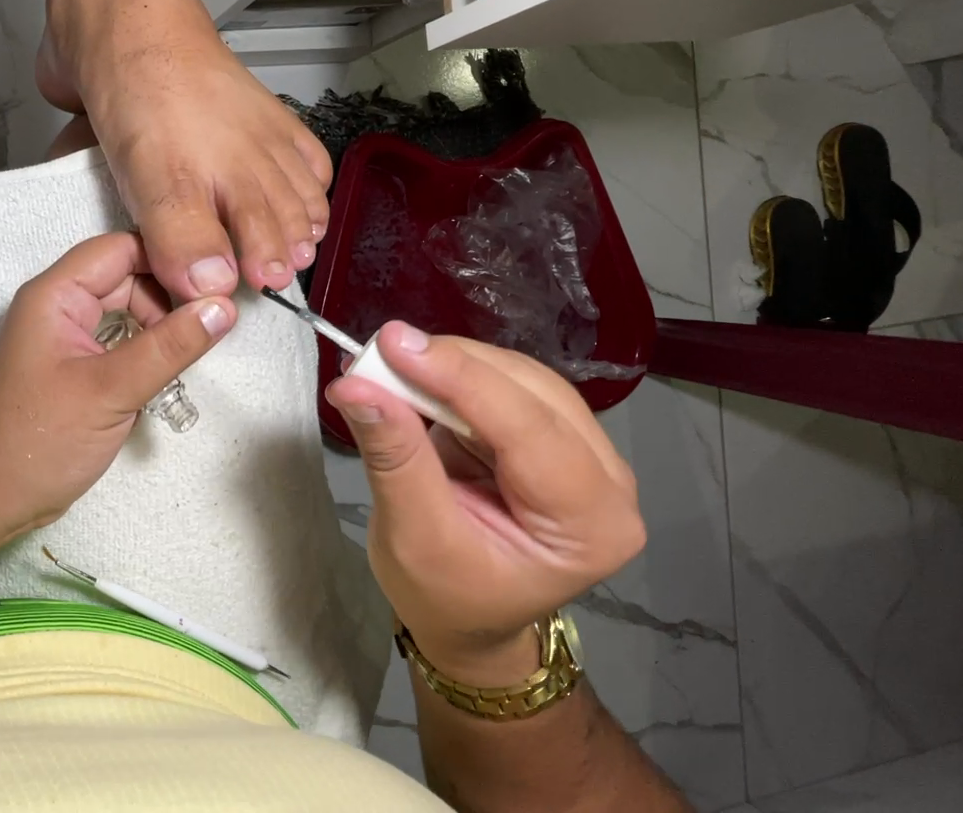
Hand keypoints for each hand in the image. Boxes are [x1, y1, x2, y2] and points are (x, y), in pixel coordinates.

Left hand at [0, 233, 233, 548]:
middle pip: (127, 275)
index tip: (216, 287)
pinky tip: (168, 371)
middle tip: (212, 327)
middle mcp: (58, 304)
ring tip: (190, 354)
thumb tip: (225, 307)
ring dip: (160, 325)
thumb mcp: (112, 389)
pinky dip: (145, 348)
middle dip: (169, 297)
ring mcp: (65, 334)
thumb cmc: (43, 439)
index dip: (170, 259)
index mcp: (55, 294)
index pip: (121, 248)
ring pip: (126, 307)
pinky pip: (118, 336)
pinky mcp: (74, 363)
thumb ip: (170, 346)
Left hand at [39, 0, 333, 301]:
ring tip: (287, 244)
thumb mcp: (155, 179)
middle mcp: (254, 155)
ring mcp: (246, 128)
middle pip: (284, 213)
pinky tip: (289, 182)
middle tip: (269, 277)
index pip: (270, 240)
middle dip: (279, 248)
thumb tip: (215, 290)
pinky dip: (293, 169)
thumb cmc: (139, 88)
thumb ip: (184, 238)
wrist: (119, 11)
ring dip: (288, 214)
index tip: (254, 290)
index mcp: (242, 179)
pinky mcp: (224, 109)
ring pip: (284, 180)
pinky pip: (281, 145)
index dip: (263, 269)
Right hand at [325, 324, 644, 683]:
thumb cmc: (444, 596)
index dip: (460, 378)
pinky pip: (506, 386)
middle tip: (379, 352)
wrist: (465, 620)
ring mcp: (585, 455)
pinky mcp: (552, 437)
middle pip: (532, 393)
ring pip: (520, 379)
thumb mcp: (412, 537)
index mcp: (591, 525)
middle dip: (454, 366)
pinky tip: (415, 379)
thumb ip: (394, 458)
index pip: (529, 429)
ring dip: (452, 365)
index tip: (392, 342)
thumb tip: (354, 386)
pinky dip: (454, 376)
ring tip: (388, 366)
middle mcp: (608, 481)